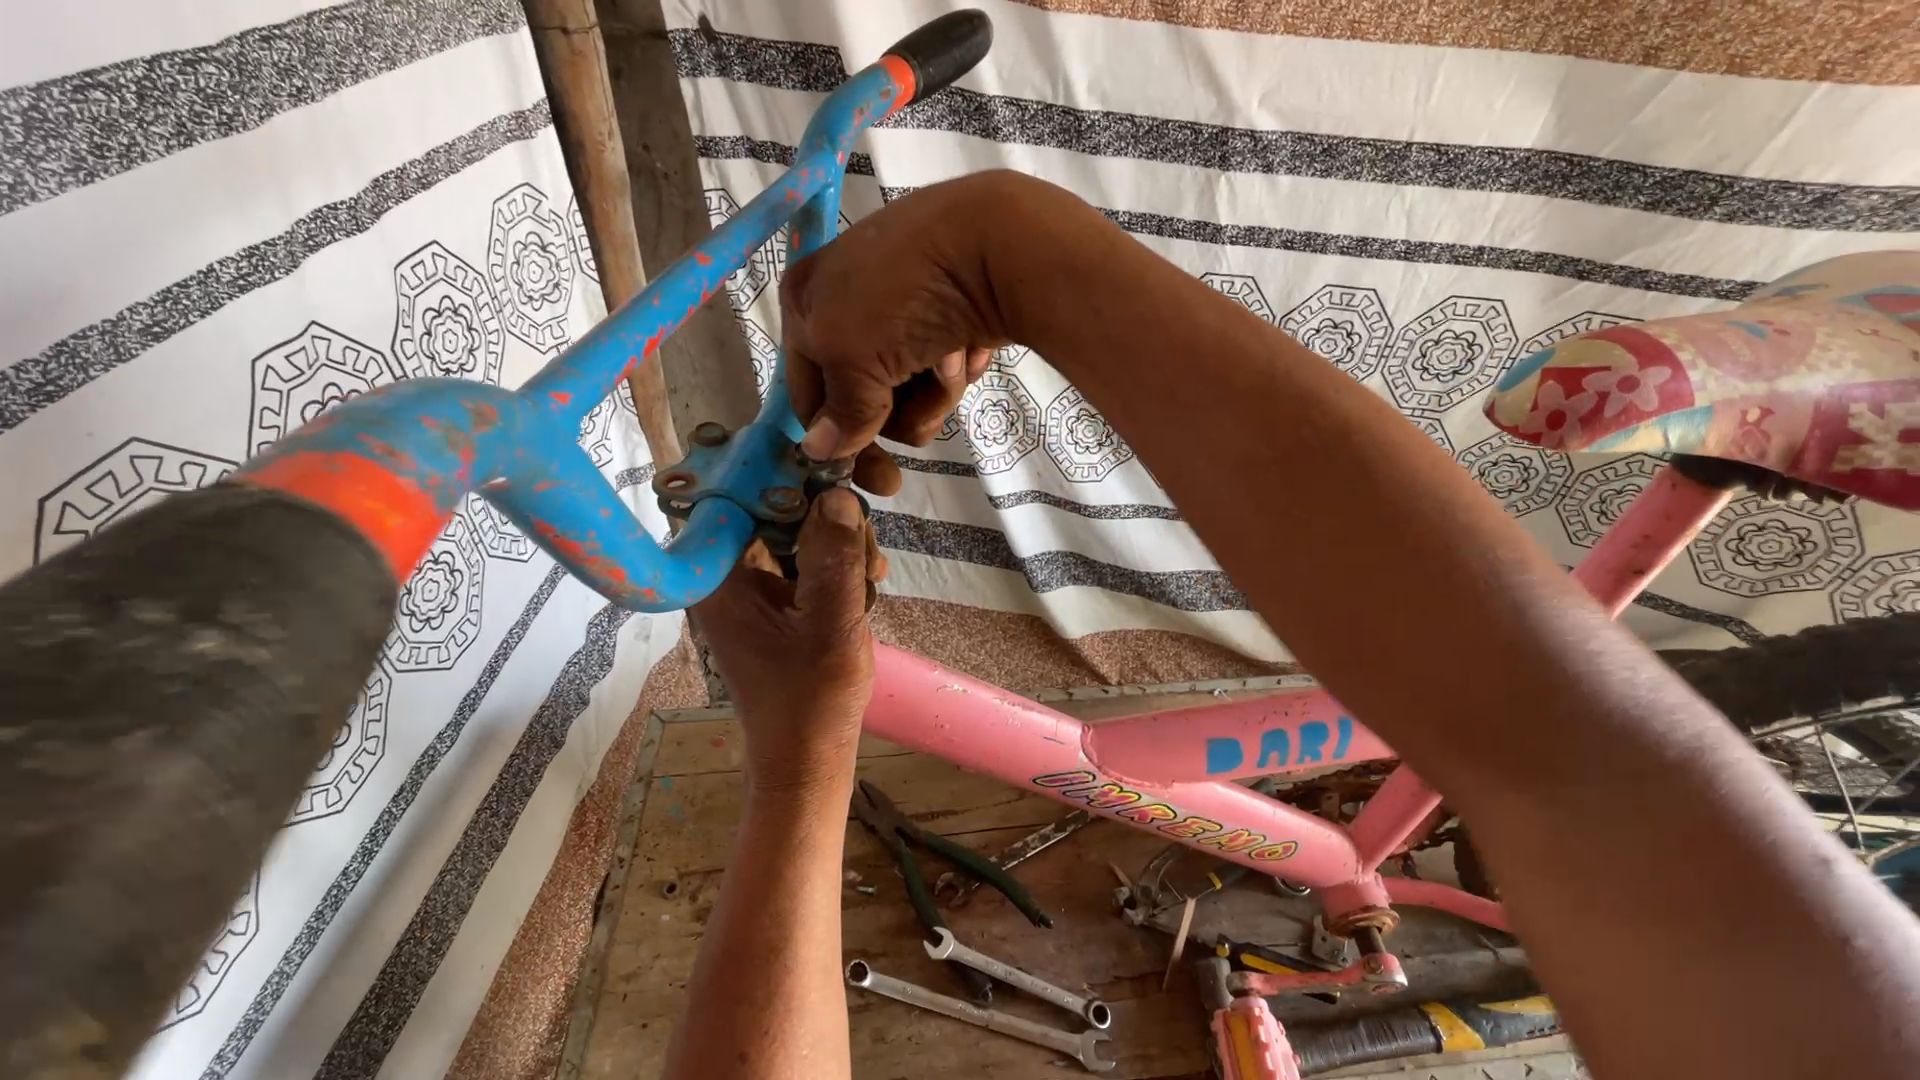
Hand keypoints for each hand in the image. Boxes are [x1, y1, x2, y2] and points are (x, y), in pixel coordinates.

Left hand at [691, 488, 882, 795]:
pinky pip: (804, 561)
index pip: (737, 495)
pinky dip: (837, 568)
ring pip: (796, 533)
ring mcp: (751, 588)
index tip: (835, 475)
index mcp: (721, 577)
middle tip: (867, 556)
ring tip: (870, 582)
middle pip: (774, 510)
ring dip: (841, 548)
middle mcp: (727, 574)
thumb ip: (835, 558)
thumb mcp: (831, 624)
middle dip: (827, 521)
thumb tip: (838, 495)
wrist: (808, 756)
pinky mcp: (773, 602)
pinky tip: (865, 590)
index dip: (784, 475)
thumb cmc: (811, 699)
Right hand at [782, 172, 1062, 490]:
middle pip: (862, 398)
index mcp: (807, 304)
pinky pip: (940, 368)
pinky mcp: (947, 317)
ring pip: (906, 390)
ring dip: (932, 391)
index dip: (838, 439)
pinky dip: (956, 367)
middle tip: (927, 416)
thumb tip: (816, 451)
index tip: (875, 476)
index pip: (807, 394)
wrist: (999, 244)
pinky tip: (972, 348)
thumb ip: (840, 410)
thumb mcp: (853, 355)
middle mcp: (848, 306)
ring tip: (952, 363)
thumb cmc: (905, 295)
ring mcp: (901, 310)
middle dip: (898, 410)